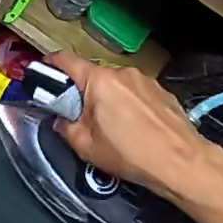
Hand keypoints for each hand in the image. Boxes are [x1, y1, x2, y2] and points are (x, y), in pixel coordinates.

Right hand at [47, 52, 222, 204]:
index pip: (65, 60)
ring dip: (107, 102)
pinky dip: (129, 107)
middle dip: (82, 94)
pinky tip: (133, 130)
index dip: (49, 67)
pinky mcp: (161, 92)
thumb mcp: (85, 146)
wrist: (180, 162)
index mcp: (100, 81)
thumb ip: (65, 127)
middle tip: (79, 120)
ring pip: (115, 86)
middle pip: (92, 76)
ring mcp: (145, 81)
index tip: (42, 77)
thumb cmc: (134, 155)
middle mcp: (123, 73)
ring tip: (112, 130)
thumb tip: (62, 120)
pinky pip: (135, 94)